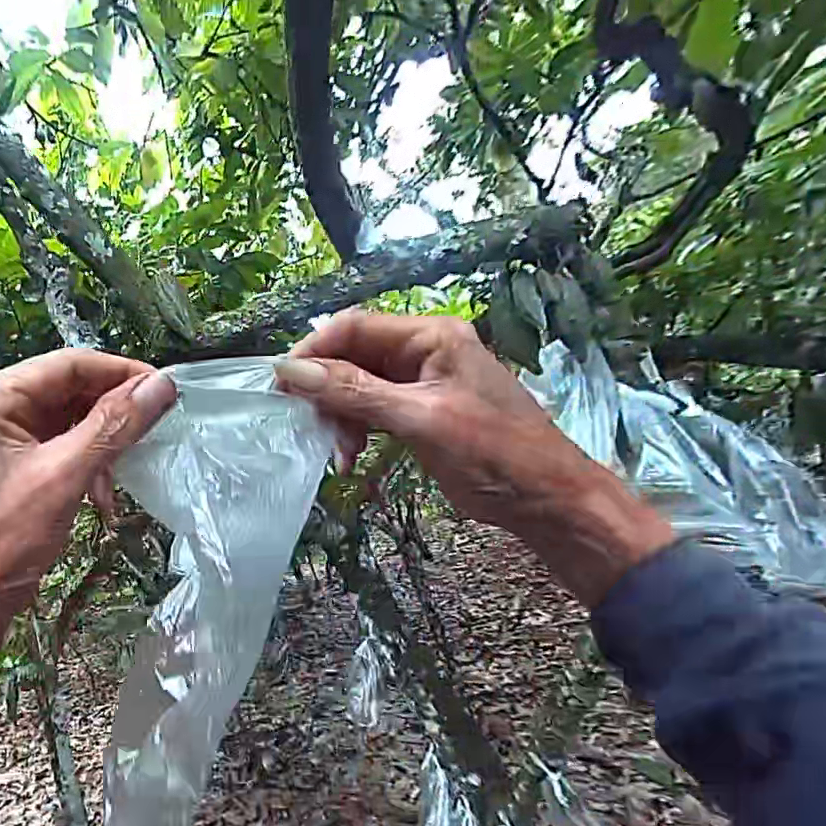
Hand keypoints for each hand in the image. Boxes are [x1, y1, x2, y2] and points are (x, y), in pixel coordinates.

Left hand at [0, 350, 175, 825]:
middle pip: (69, 391)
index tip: (166, 389)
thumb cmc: (4, 541)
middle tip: (156, 430)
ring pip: (70, 421)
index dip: (121, 373)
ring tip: (124, 477)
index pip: (67, 365)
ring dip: (103, 446)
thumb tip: (163, 385)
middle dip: (113, 414)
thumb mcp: (63, 478)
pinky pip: (61, 447)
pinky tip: (104, 499)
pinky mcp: (12, 462)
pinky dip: (88, 466)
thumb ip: (114, 427)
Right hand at [275, 309, 671, 604]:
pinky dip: (357, 432)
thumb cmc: (492, 452)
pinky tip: (351, 459)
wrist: (544, 498)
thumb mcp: (418, 419)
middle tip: (309, 428)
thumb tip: (293, 370)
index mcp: (430, 336)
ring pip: (358, 388)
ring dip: (340, 419)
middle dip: (326, 392)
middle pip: (353, 358)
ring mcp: (421, 383)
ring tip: (341, 456)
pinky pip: (373, 411)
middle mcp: (423, 351)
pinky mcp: (419, 412)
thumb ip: (354, 392)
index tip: (280, 386)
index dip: (313, 352)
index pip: (354, 328)